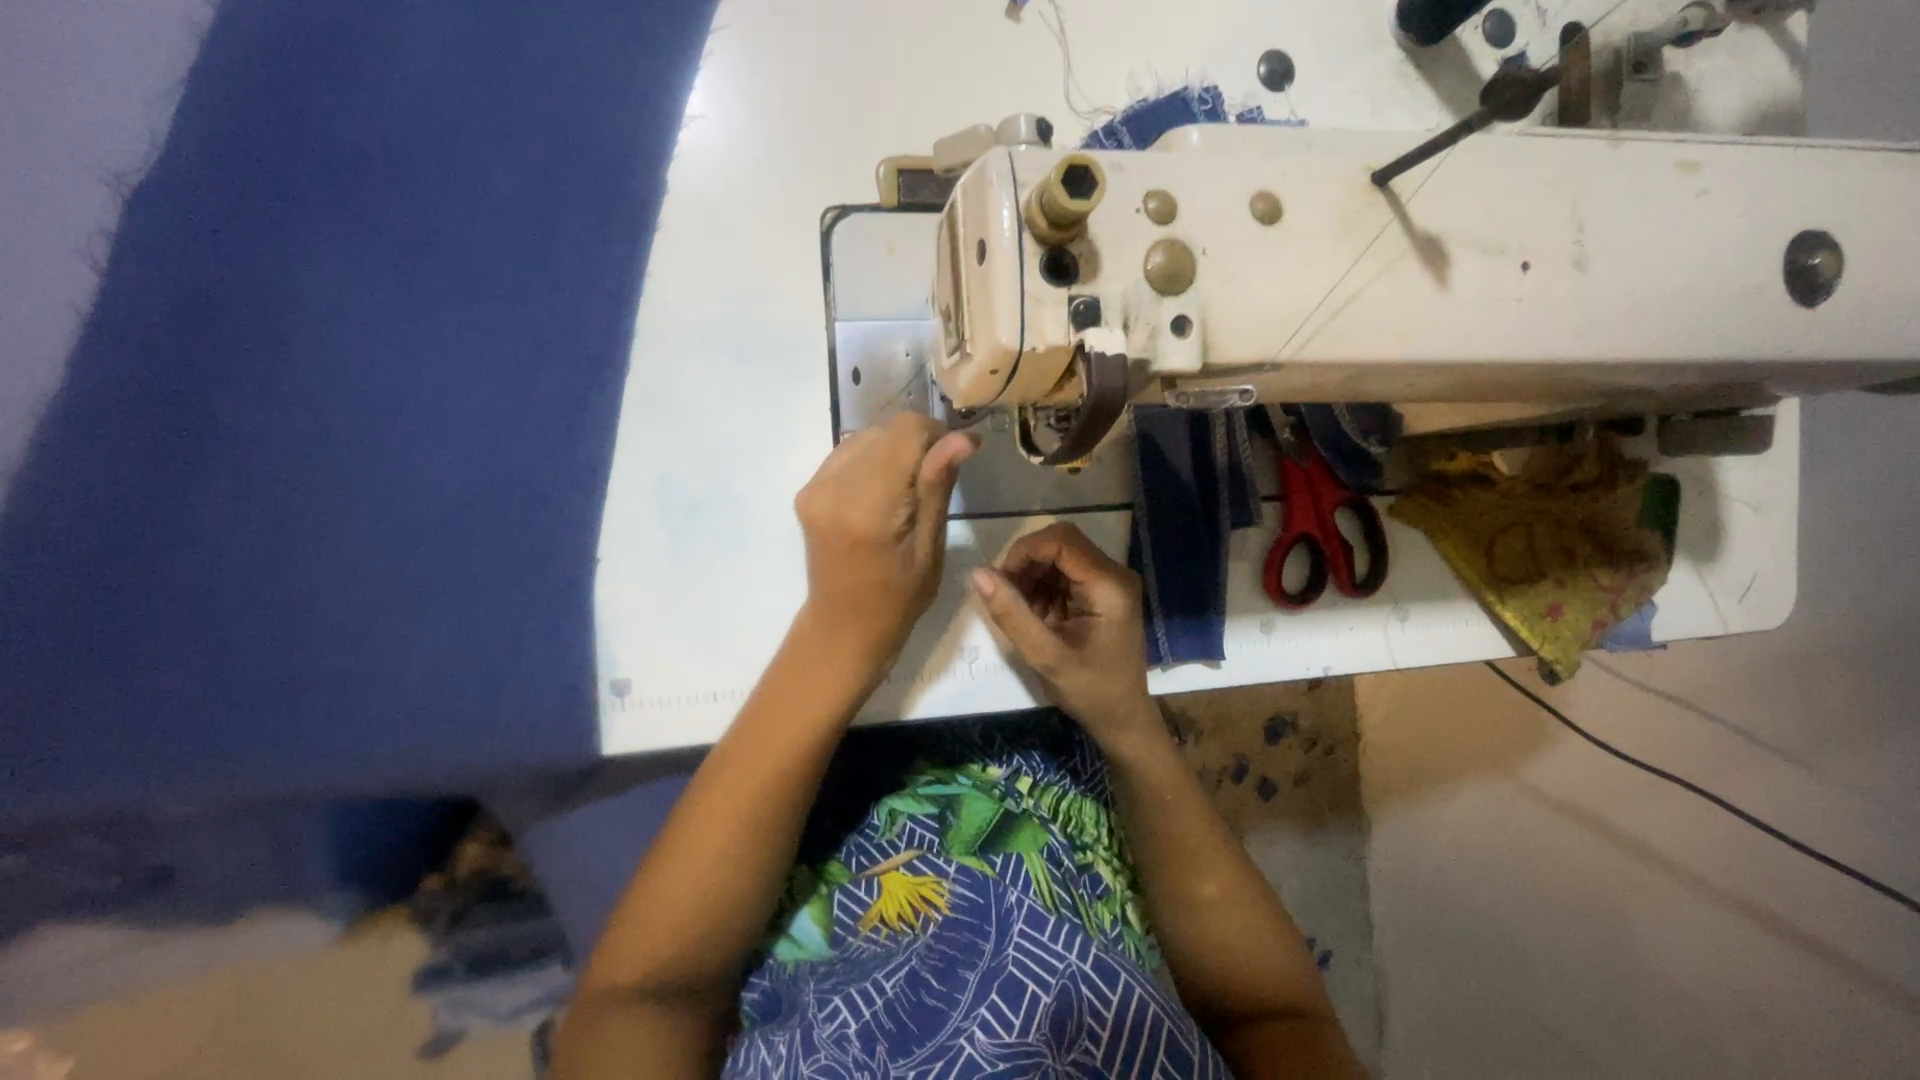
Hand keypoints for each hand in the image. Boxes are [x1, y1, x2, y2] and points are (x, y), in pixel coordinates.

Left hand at [794, 414, 978, 665]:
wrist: (843, 625)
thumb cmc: (898, 597)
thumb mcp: (930, 548)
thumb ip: (938, 487)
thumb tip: (962, 437)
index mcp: (867, 508)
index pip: (906, 433)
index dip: (938, 434)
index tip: (960, 454)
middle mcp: (833, 488)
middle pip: (886, 430)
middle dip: (919, 442)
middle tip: (939, 475)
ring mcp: (814, 487)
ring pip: (867, 436)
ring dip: (896, 449)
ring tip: (912, 486)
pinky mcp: (808, 490)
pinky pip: (848, 452)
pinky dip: (873, 460)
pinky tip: (885, 490)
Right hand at [969, 523, 1159, 742]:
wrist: (1121, 717)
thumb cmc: (1088, 690)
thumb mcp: (1044, 656)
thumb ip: (1012, 614)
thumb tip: (977, 573)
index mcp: (1109, 585)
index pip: (1062, 541)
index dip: (1025, 551)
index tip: (1001, 581)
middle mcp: (1114, 574)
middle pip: (1061, 544)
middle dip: (1027, 564)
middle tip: (1008, 597)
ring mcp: (1110, 582)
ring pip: (1060, 556)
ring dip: (1033, 576)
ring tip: (1023, 612)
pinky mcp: (1103, 592)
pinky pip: (1066, 573)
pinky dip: (1043, 586)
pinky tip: (1037, 615)